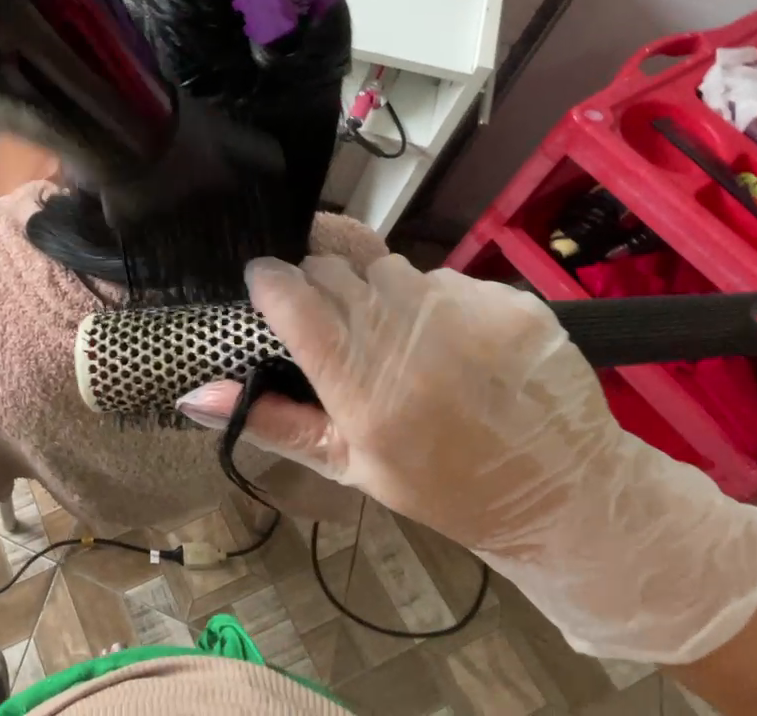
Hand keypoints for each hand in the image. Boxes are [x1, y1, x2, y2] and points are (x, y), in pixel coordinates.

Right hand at [176, 254, 756, 664]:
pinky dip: (427, 297)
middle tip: (327, 316)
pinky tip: (446, 336)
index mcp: (362, 388)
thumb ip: (270, 421)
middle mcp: (408, 337)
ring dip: (370, 285)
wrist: (565, 494)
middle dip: (314, 278)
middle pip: (329, 264)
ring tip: (390, 330)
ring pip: (382, 263)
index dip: (268, 279)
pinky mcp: (504, 298)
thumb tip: (191, 395)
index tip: (262, 284)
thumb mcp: (347, 465)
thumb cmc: (442, 487)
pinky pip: (439, 275)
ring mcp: (462, 312)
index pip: (291, 295)